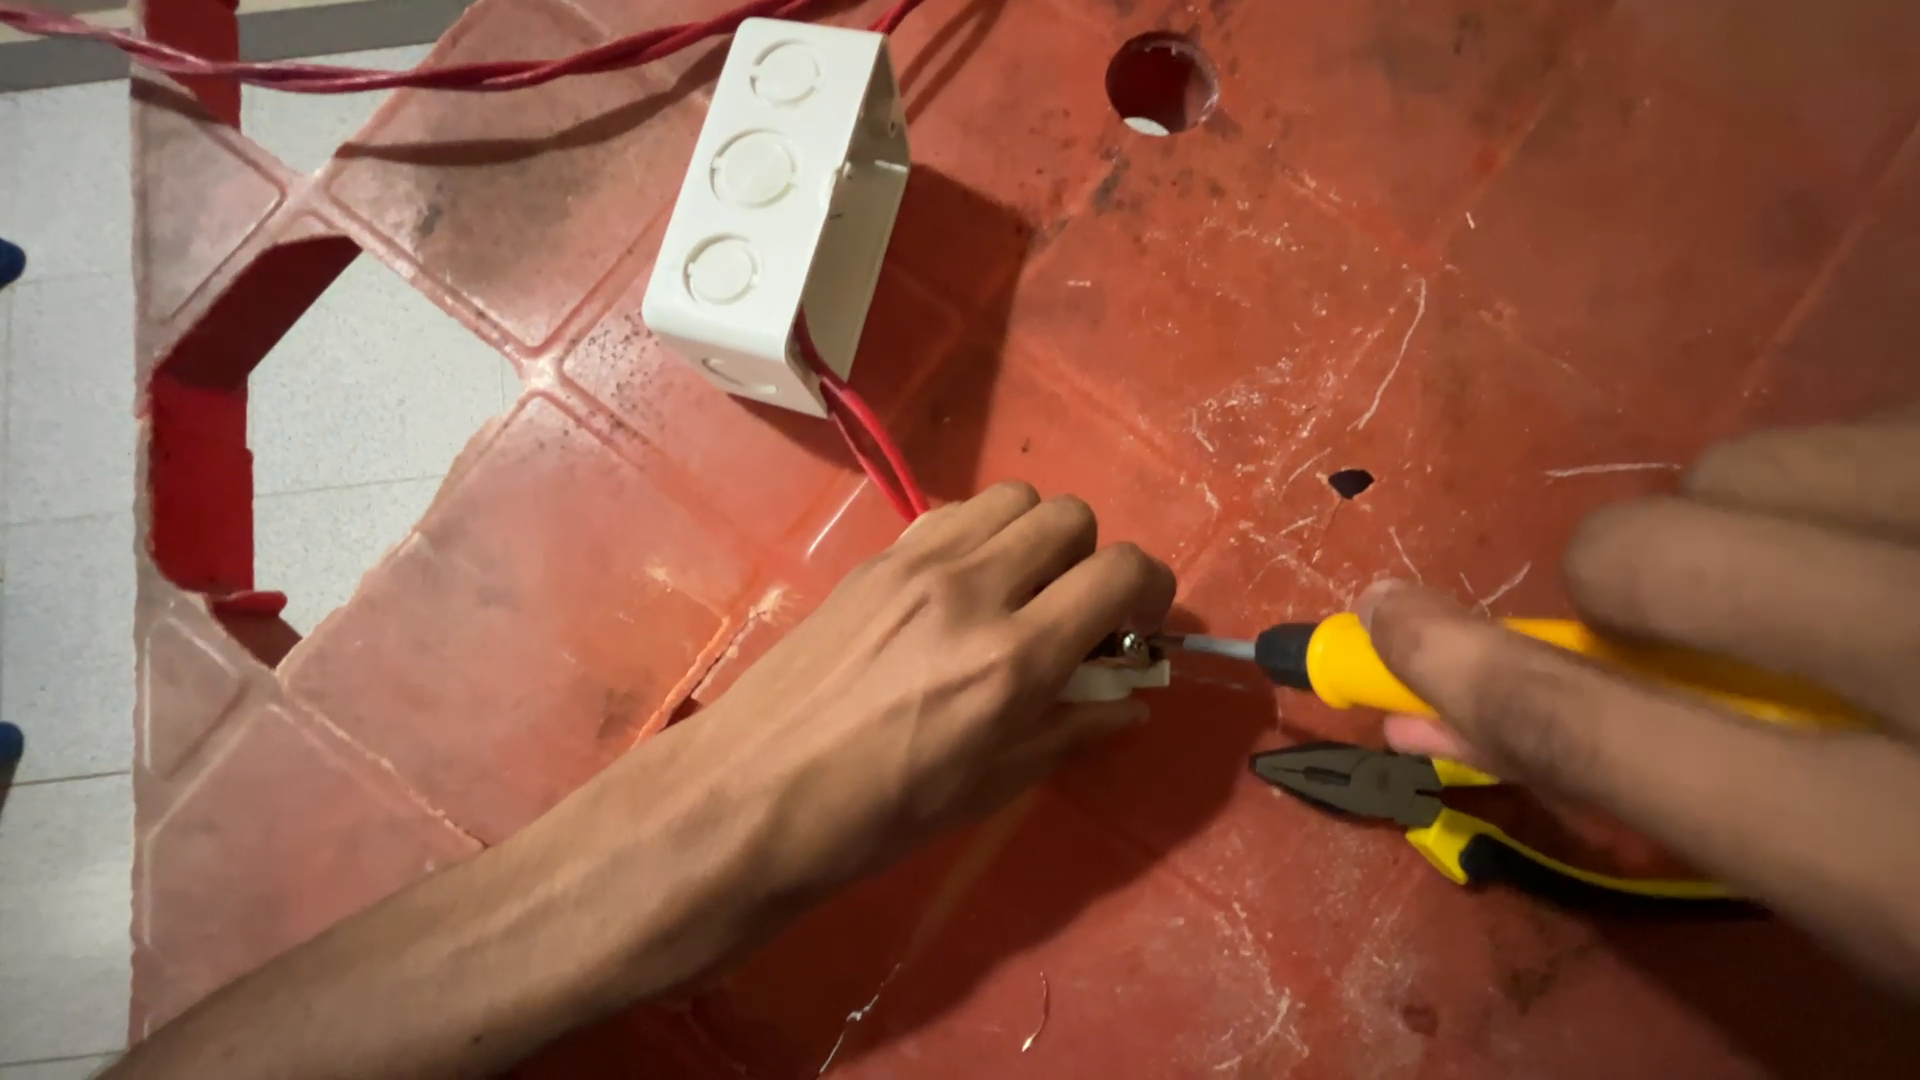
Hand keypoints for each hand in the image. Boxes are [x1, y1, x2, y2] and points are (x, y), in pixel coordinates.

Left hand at [684, 480, 1175, 898]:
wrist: (754, 789)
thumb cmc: (876, 812)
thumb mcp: (989, 787)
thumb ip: (1070, 730)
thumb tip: (1130, 701)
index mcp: (1011, 658)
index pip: (1118, 573)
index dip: (1151, 587)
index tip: (1140, 620)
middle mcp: (972, 589)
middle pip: (1070, 516)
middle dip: (1092, 558)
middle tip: (1074, 611)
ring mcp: (918, 561)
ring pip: (1014, 499)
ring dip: (1037, 536)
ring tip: (1019, 590)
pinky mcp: (878, 556)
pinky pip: (955, 513)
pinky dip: (982, 534)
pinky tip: (961, 585)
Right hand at [1362, 409, 1919, 991]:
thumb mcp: (1872, 904)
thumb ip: (1653, 794)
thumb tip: (1444, 708)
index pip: (1596, 729)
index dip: (1463, 666)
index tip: (1385, 619)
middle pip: (1655, 543)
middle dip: (1642, 589)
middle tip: (1717, 636)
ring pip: (1778, 455)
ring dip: (1776, 526)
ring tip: (1882, 589)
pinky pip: (1898, 422)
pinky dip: (1887, 486)